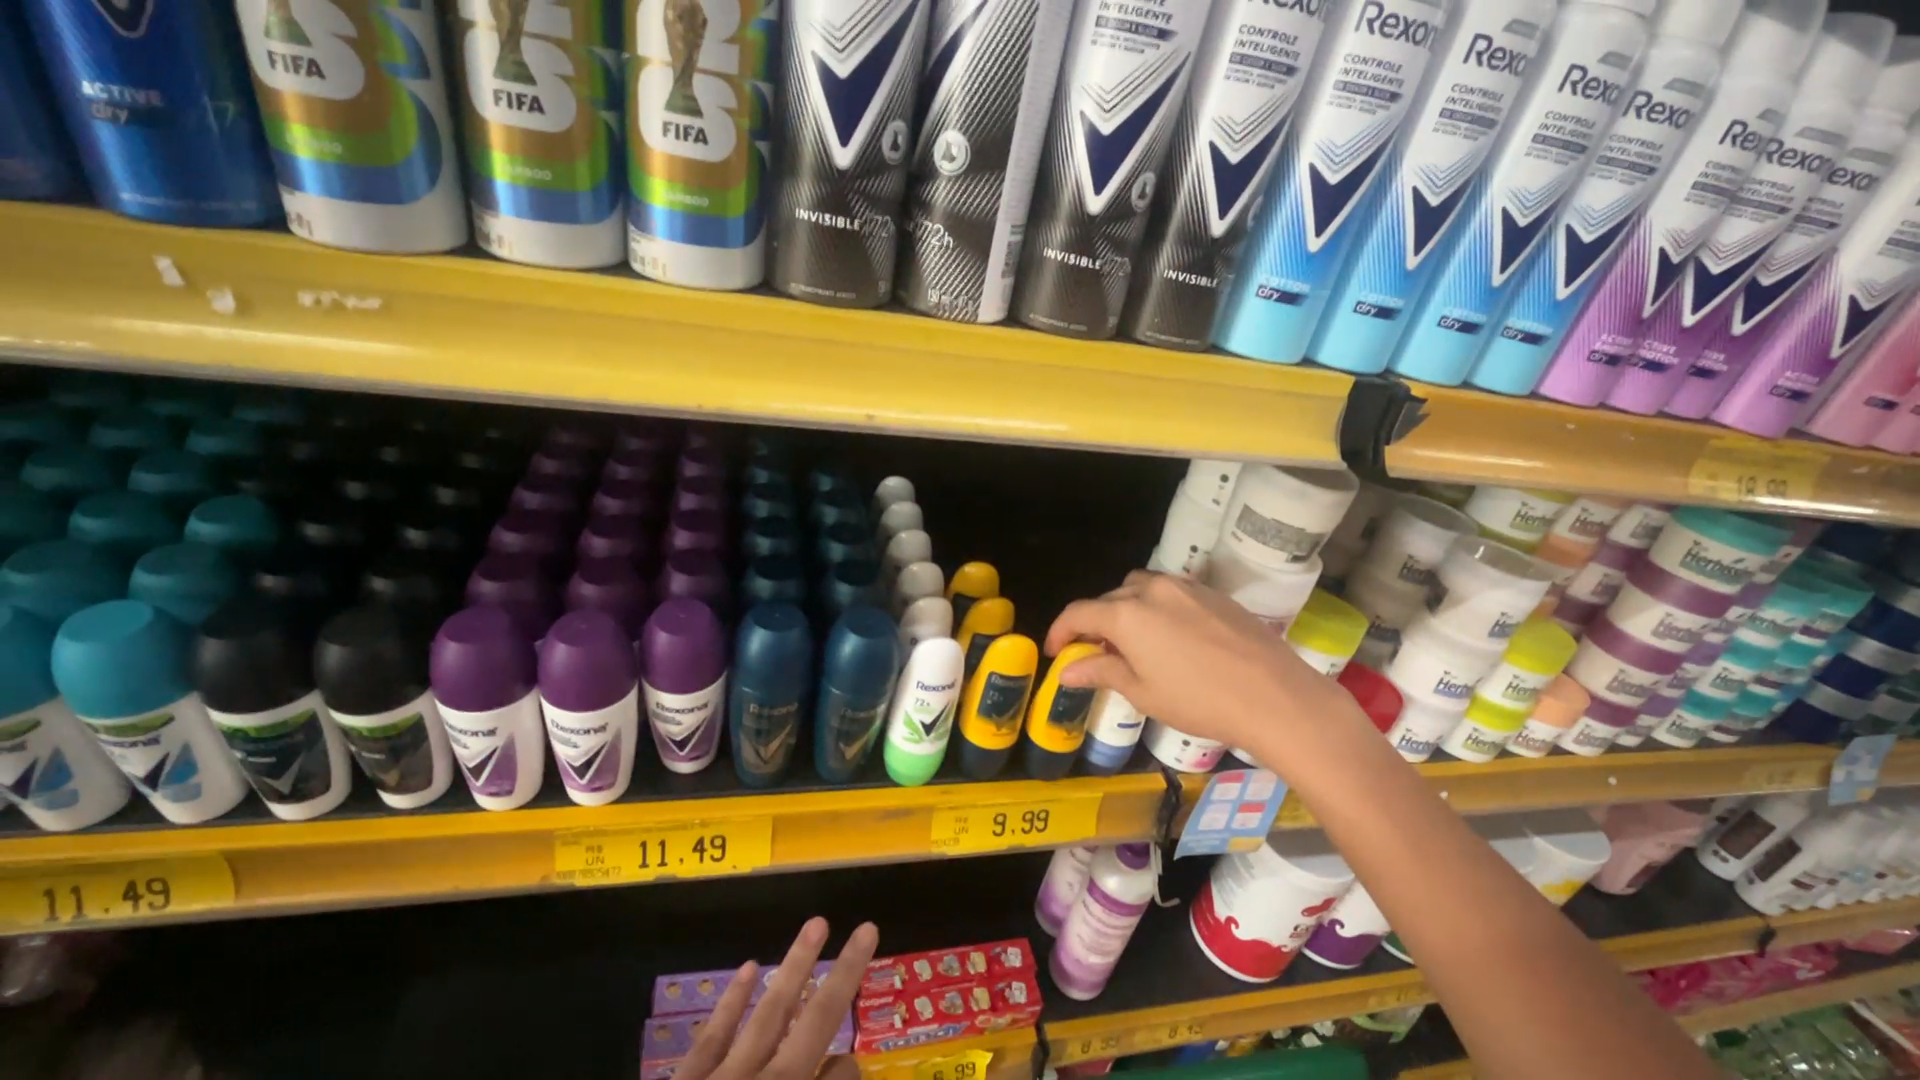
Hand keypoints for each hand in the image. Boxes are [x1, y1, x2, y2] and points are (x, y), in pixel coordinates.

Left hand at [679, 918, 878, 1079]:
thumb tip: (844, 1065)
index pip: (841, 1070)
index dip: (850, 1066)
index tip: (853, 1063)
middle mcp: (768, 1078)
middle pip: (816, 1019)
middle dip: (843, 974)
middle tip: (866, 928)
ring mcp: (725, 1075)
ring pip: (769, 1013)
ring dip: (795, 966)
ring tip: (817, 925)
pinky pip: (713, 1036)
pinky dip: (733, 1001)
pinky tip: (749, 968)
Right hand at [1045, 571, 1366, 754]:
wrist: (1274, 695)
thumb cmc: (1199, 701)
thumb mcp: (1143, 693)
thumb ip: (1102, 673)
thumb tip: (1067, 670)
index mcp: (1127, 613)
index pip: (1078, 612)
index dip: (1061, 631)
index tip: (1056, 652)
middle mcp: (1152, 589)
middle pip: (1110, 597)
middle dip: (1096, 622)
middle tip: (1096, 653)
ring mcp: (1186, 587)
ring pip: (1141, 588)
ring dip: (1127, 608)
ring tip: (1132, 642)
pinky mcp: (1214, 594)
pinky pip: (1172, 592)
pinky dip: (1157, 608)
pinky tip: (1170, 638)